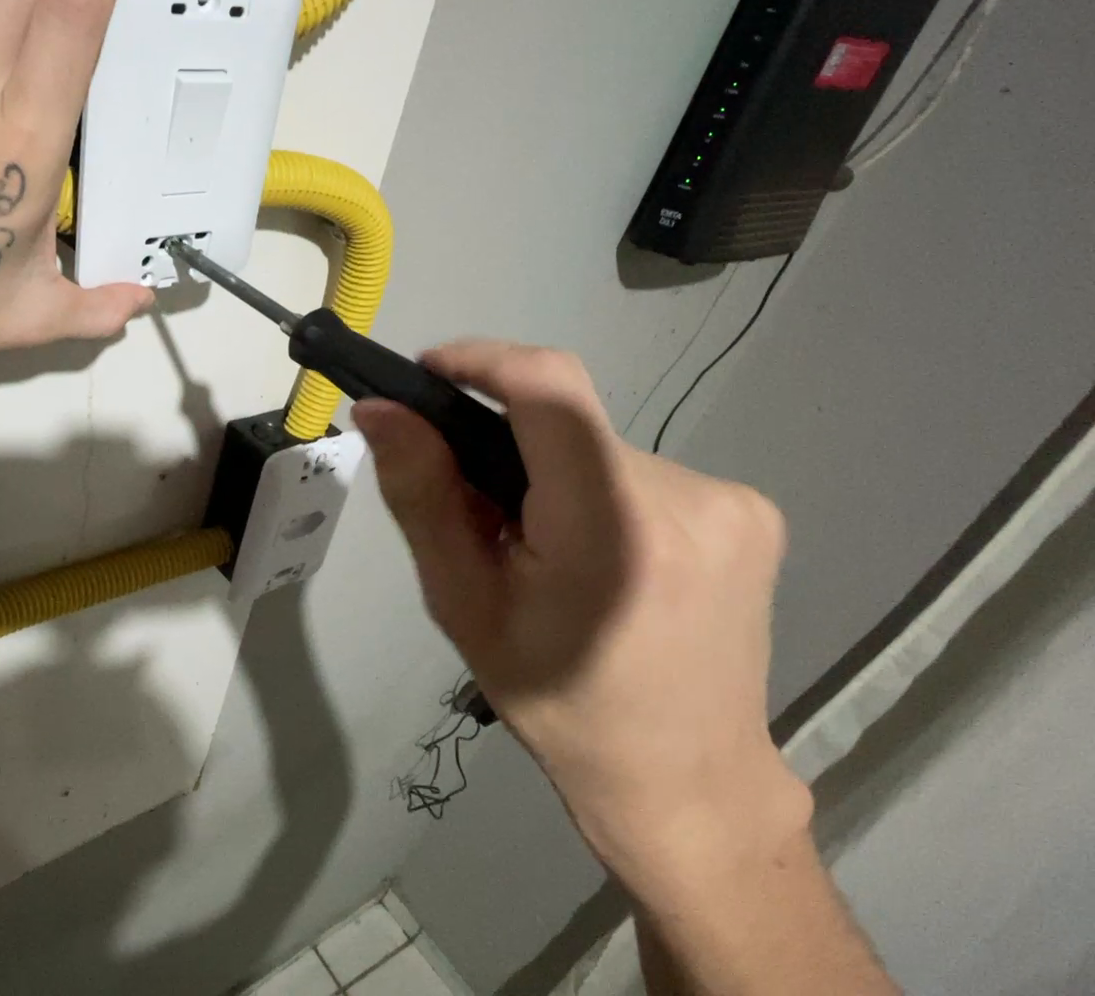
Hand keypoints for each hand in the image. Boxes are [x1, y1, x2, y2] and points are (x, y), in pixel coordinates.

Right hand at [353, 341, 810, 893]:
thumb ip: (422, 497)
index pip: (549, 388)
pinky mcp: (755, 512)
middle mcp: (689, 497)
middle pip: (567, 429)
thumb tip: (380, 410)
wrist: (682, 777)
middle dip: (507, 454)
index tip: (429, 372)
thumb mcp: (462, 603)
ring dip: (556, 480)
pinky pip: (645, 474)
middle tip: (477, 518)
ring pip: (603, 452)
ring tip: (541, 553)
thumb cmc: (556, 700)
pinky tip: (598, 560)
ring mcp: (735, 503)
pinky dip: (601, 497)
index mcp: (610, 528)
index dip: (483, 359)